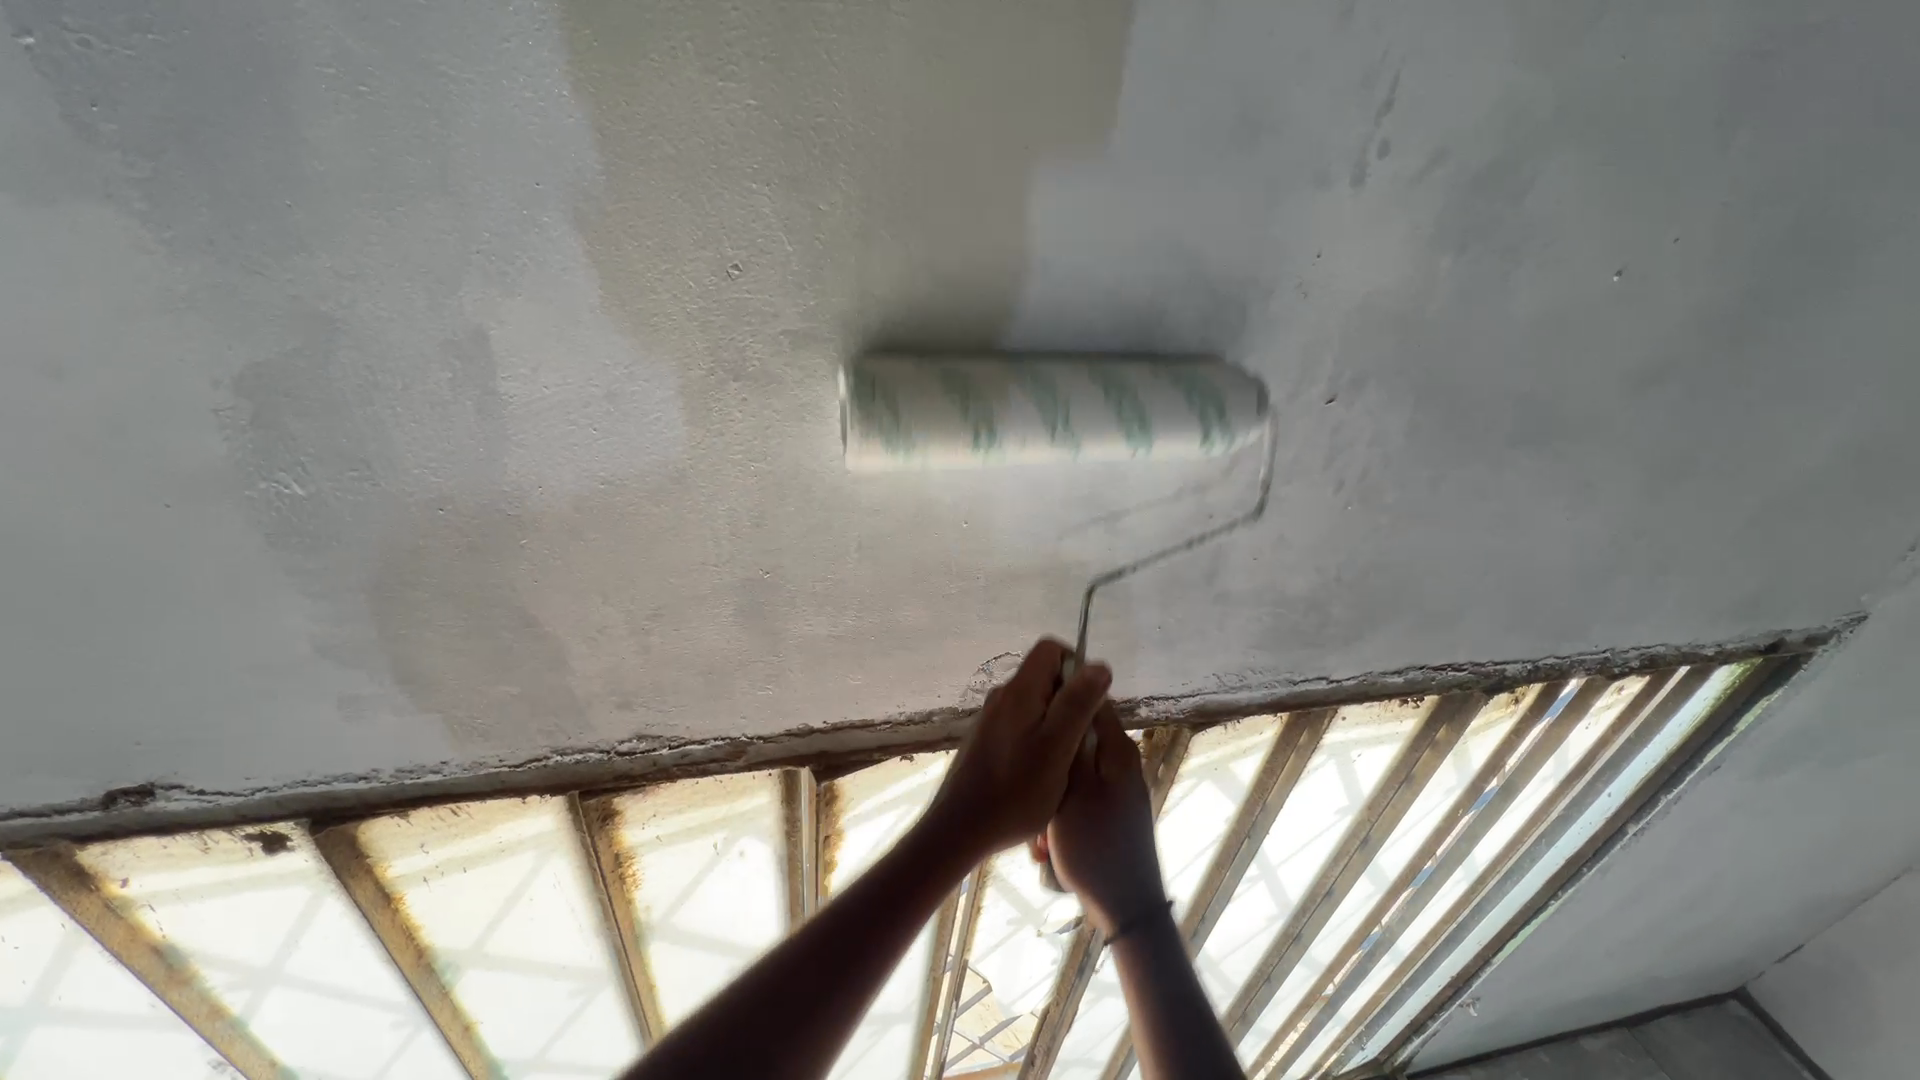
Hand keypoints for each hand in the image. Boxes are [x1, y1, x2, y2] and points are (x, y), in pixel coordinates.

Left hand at [921, 639, 1112, 863]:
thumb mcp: (1057, 747)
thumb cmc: (1015, 791)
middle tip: (1081, 739)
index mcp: (1019, 691)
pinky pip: (1022, 726)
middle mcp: (1002, 698)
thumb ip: (1077, 703)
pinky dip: (1039, 740)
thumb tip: (1099, 665)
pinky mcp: (987, 742)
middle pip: (1044, 678)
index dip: (1076, 666)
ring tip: (1064, 762)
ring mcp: (991, 720)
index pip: (1050, 650)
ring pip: (1035, 705)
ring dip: (1056, 725)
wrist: (961, 829)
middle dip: (1070, 701)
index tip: (1090, 702)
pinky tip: (1042, 774)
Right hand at [1033, 704, 1167, 936]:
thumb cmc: (1095, 844)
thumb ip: (1071, 742)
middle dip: (1048, 765)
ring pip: (1070, 778)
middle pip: (1075, 743)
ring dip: (1049, 800)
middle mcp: (1121, 763)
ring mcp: (1117, 791)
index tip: (1029, 722)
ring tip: (1039, 834)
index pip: (1088, 702)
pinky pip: (1078, 803)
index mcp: (1117, 749)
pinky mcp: (1110, 815)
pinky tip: (1047, 848)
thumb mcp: (1073, 788)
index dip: (1058, 705)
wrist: (1125, 905)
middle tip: (1030, 794)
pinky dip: (1061, 819)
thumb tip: (1075, 694)